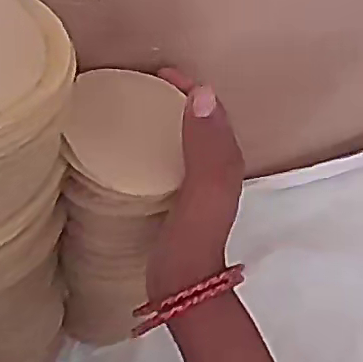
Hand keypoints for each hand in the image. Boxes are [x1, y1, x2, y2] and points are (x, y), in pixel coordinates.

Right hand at [148, 70, 245, 302]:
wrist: (182, 288)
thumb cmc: (191, 236)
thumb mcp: (203, 187)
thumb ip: (206, 146)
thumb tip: (202, 92)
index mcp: (225, 157)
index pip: (210, 107)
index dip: (188, 86)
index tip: (157, 73)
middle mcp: (219, 165)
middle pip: (199, 117)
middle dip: (176, 96)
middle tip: (141, 85)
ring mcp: (201, 181)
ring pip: (187, 135)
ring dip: (167, 116)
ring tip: (136, 106)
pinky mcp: (182, 195)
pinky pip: (174, 154)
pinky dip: (159, 139)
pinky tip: (138, 146)